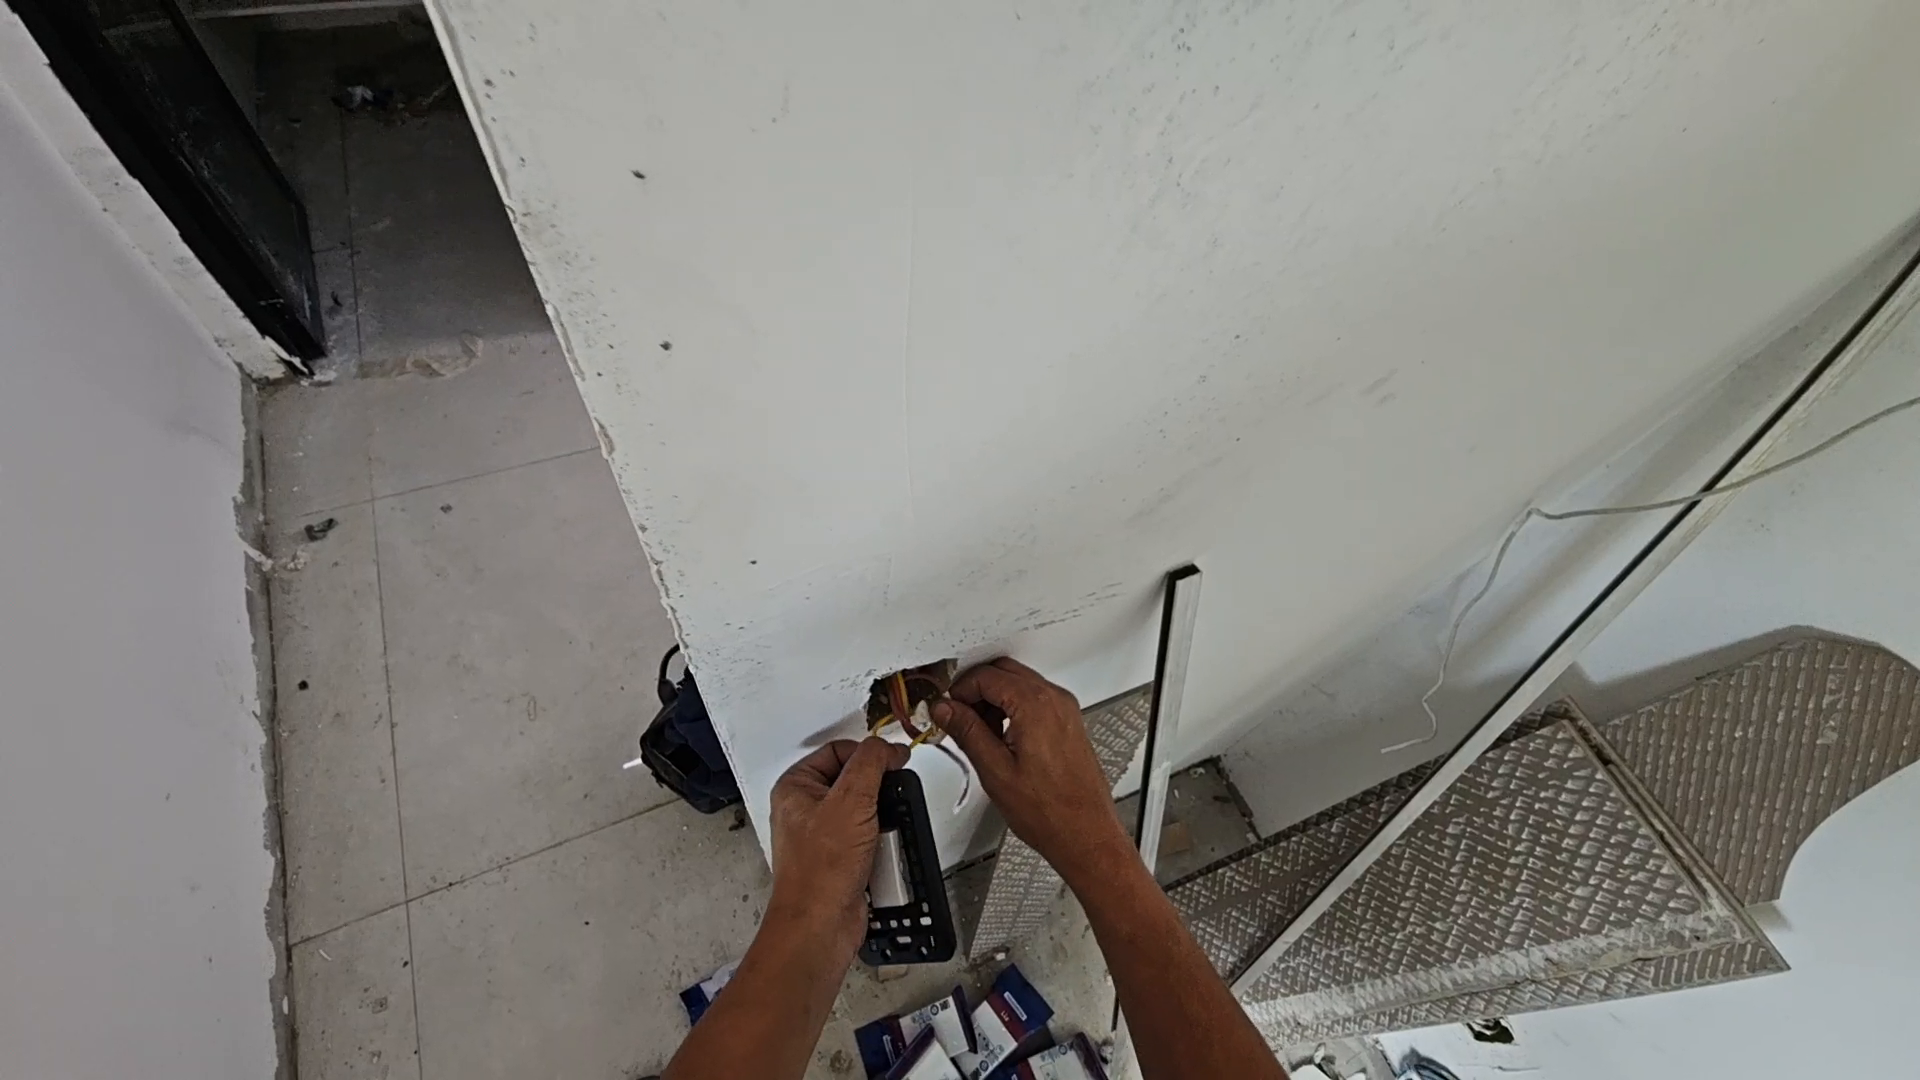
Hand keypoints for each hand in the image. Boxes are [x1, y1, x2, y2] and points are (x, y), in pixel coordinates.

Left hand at [766, 737, 909, 960]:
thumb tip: (887, 747)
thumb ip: (870, 764)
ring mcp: (823, 833)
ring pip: (865, 807)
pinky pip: (869, 834)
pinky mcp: (840, 856)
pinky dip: (882, 839)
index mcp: (796, 786)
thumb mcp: (851, 801)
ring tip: (884, 830)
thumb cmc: (821, 871)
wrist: (821, 928)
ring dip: (882, 817)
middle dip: (878, 789)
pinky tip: (884, 848)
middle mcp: (805, 807)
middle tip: (891, 798)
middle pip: (854, 778)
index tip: (893, 762)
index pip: (839, 750)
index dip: (868, 754)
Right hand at [932, 659, 1130, 882]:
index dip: (960, 690)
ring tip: (978, 732)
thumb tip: (946, 709)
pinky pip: (1035, 699)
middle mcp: (1055, 700)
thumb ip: (967, 731)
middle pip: (1004, 671)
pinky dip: (1013, 707)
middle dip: (976, 689)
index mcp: (1035, 705)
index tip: (947, 708)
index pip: (986, 676)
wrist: (1085, 835)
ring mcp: (1065, 710)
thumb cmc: (1050, 812)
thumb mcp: (995, 771)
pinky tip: (1001, 737)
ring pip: (1019, 682)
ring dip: (994, 698)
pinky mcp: (1068, 722)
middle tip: (957, 716)